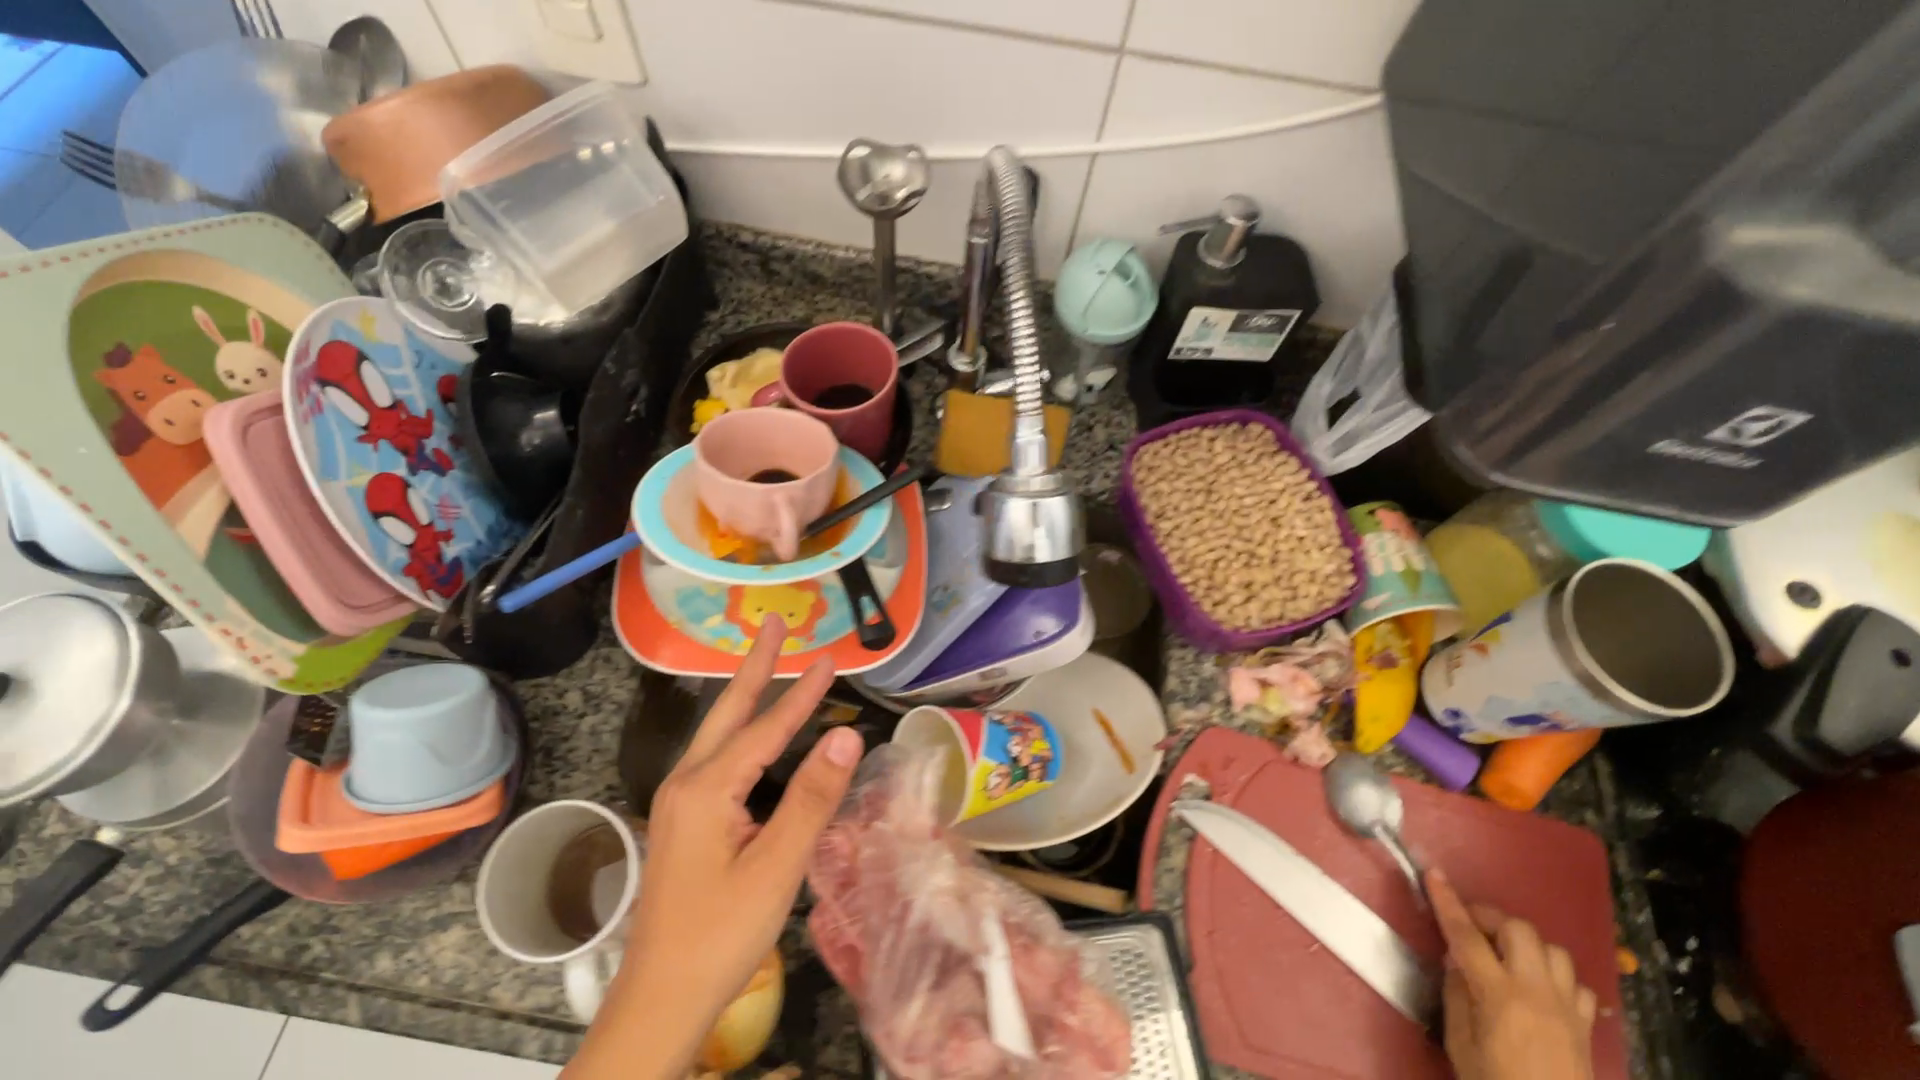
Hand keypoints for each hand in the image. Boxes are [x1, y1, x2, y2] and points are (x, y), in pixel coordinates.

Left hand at [564, 620, 864, 1079]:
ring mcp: (678, 805)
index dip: (801, 693)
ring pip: (717, 737)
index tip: (829, 656)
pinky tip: (752, 740)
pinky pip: (715, 762)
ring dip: (744, 698)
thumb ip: (811, 797)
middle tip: (773, 625)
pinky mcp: (682, 825)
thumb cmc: (721, 933)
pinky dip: (740, 734)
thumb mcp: (776, 867)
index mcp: (705, 789)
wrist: (661, 997)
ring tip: (767, 666)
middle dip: (753, 668)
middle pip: (726, 714)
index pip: (765, 728)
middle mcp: (685, 785)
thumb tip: (846, 733)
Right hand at [1429, 868, 1596, 1079]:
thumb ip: (1457, 996)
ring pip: (1553, 950)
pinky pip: (1577, 984)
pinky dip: (1556, 978)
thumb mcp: (1460, 1044)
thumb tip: (1456, 962)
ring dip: (1526, 946)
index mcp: (1498, 994)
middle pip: (1519, 930)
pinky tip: (1541, 990)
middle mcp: (1536, 991)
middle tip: (1471, 929)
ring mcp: (1567, 1006)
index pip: (1467, 936)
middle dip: (1492, 920)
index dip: (1448, 902)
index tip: (1434, 874)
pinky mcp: (1586, 1024)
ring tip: (1507, 958)